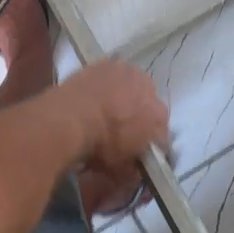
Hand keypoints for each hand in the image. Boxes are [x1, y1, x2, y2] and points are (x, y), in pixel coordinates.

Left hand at [54, 60, 169, 173]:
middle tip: (120, 129)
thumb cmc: (100, 146)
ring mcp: (128, 72)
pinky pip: (112, 76)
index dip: (150, 143)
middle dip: (139, 116)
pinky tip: (94, 94)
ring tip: (106, 109)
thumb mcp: (121, 171)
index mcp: (159, 117)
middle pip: (148, 105)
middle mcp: (150, 90)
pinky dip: (106, 84)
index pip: (161, 133)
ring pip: (131, 86)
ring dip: (124, 96)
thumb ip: (135, 169)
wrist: (72, 116)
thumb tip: (136, 170)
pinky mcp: (107, 62)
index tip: (138, 151)